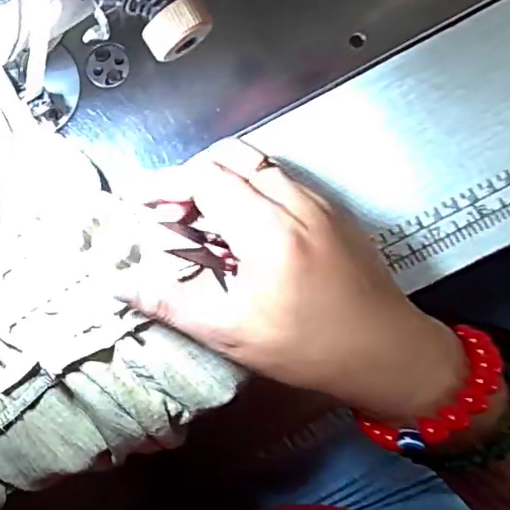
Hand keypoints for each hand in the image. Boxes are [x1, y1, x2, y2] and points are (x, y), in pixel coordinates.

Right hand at [121, 138, 467, 419]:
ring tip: (201, 219)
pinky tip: (242, 230)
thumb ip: (170, 303)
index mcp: (268, 229)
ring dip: (221, 180)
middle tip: (169, 210)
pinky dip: (251, 191)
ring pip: (259, 165)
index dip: (166, 185)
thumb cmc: (311, 347)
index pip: (205, 177)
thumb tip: (121, 285)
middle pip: (231, 157)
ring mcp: (320, 204)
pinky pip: (284, 182)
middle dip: (190, 175)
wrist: (388, 353)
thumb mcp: (230, 333)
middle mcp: (296, 203)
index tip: (143, 202)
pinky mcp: (333, 214)